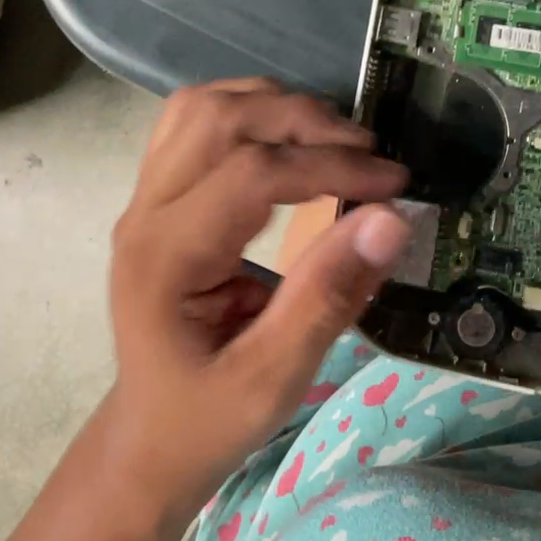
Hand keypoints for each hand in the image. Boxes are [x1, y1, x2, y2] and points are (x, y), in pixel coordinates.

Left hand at [105, 78, 410, 497]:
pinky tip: (290, 139)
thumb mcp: (275, 377)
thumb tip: (391, 218)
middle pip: (222, 119)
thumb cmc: (208, 418)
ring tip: (336, 143)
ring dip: (278, 107)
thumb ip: (329, 295)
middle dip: (306, 122)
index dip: (330, 167)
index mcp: (165, 257)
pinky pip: (198, 120)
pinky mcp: (159, 191)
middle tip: (369, 156)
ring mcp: (145, 195)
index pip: (251, 174)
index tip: (395, 183)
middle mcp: (145, 211)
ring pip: (206, 105)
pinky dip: (252, 111)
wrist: (150, 436)